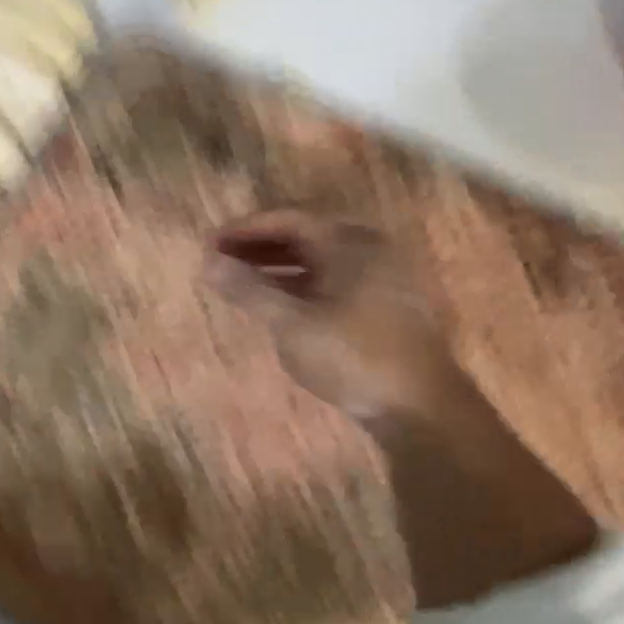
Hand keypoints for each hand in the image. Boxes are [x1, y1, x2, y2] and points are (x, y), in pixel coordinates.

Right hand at [205, 209, 467, 422]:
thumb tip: (207, 262)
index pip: (289, 220)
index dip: (245, 228)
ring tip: (237, 279)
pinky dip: (295, 281)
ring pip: (317, 257)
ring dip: (274, 263)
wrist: (416, 403)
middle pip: (304, 234)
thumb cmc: (351, 355)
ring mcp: (378, 276)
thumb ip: (247, 289)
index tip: (208, 244)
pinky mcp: (379, 302)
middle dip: (257, 244)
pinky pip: (329, 277)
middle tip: (218, 259)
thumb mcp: (290, 322)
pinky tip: (273, 300)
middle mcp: (369, 250)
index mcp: (350, 245)